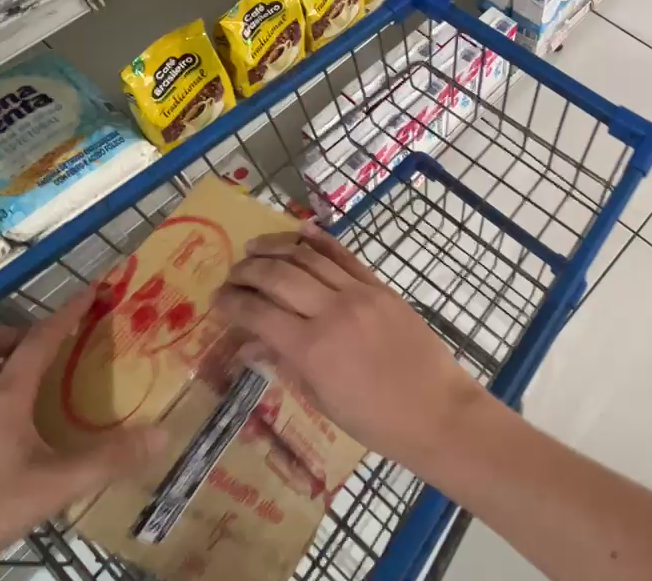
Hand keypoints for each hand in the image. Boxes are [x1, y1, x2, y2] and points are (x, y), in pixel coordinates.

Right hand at [212, 228, 492, 466]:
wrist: (435, 409)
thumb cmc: (374, 420)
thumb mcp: (321, 400)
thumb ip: (284, 365)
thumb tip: (246, 345)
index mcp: (311, 349)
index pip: (258, 313)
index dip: (232, 303)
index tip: (216, 300)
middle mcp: (332, 312)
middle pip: (279, 276)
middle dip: (248, 271)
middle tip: (232, 274)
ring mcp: (359, 293)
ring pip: (309, 257)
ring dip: (277, 248)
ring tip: (254, 247)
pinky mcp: (380, 286)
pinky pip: (345, 256)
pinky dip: (321, 241)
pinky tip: (301, 232)